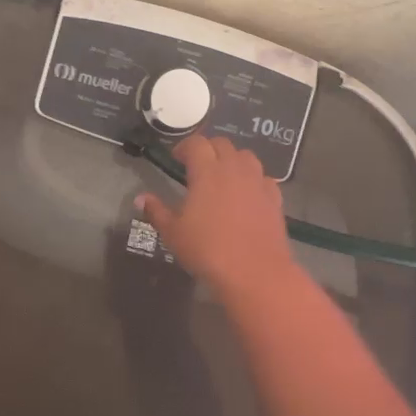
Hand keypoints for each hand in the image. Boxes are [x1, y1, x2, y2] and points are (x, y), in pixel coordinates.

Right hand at [137, 135, 298, 298]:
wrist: (254, 272)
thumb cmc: (207, 250)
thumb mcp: (173, 233)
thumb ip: (156, 211)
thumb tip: (141, 198)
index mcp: (207, 171)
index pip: (196, 143)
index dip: (184, 147)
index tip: (176, 159)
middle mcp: (234, 169)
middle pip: (222, 144)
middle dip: (207, 150)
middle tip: (196, 168)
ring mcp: (258, 182)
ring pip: (245, 156)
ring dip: (231, 160)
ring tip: (221, 178)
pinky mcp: (274, 198)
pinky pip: (262, 177)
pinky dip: (251, 179)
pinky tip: (245, 195)